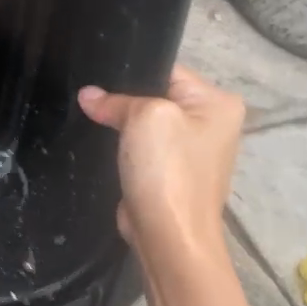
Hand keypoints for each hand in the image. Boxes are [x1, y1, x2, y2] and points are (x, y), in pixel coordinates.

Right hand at [77, 65, 244, 263]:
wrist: (169, 234)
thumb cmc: (167, 169)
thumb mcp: (144, 117)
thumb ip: (115, 100)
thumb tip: (88, 95)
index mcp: (219, 102)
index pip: (167, 70)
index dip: (131, 71)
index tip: (96, 75)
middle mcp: (211, 123)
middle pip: (156, 95)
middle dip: (123, 98)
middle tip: (87, 97)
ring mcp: (191, 150)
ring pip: (145, 123)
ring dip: (121, 124)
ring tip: (90, 116)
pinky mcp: (170, 172)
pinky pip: (142, 147)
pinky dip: (123, 146)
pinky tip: (100, 143)